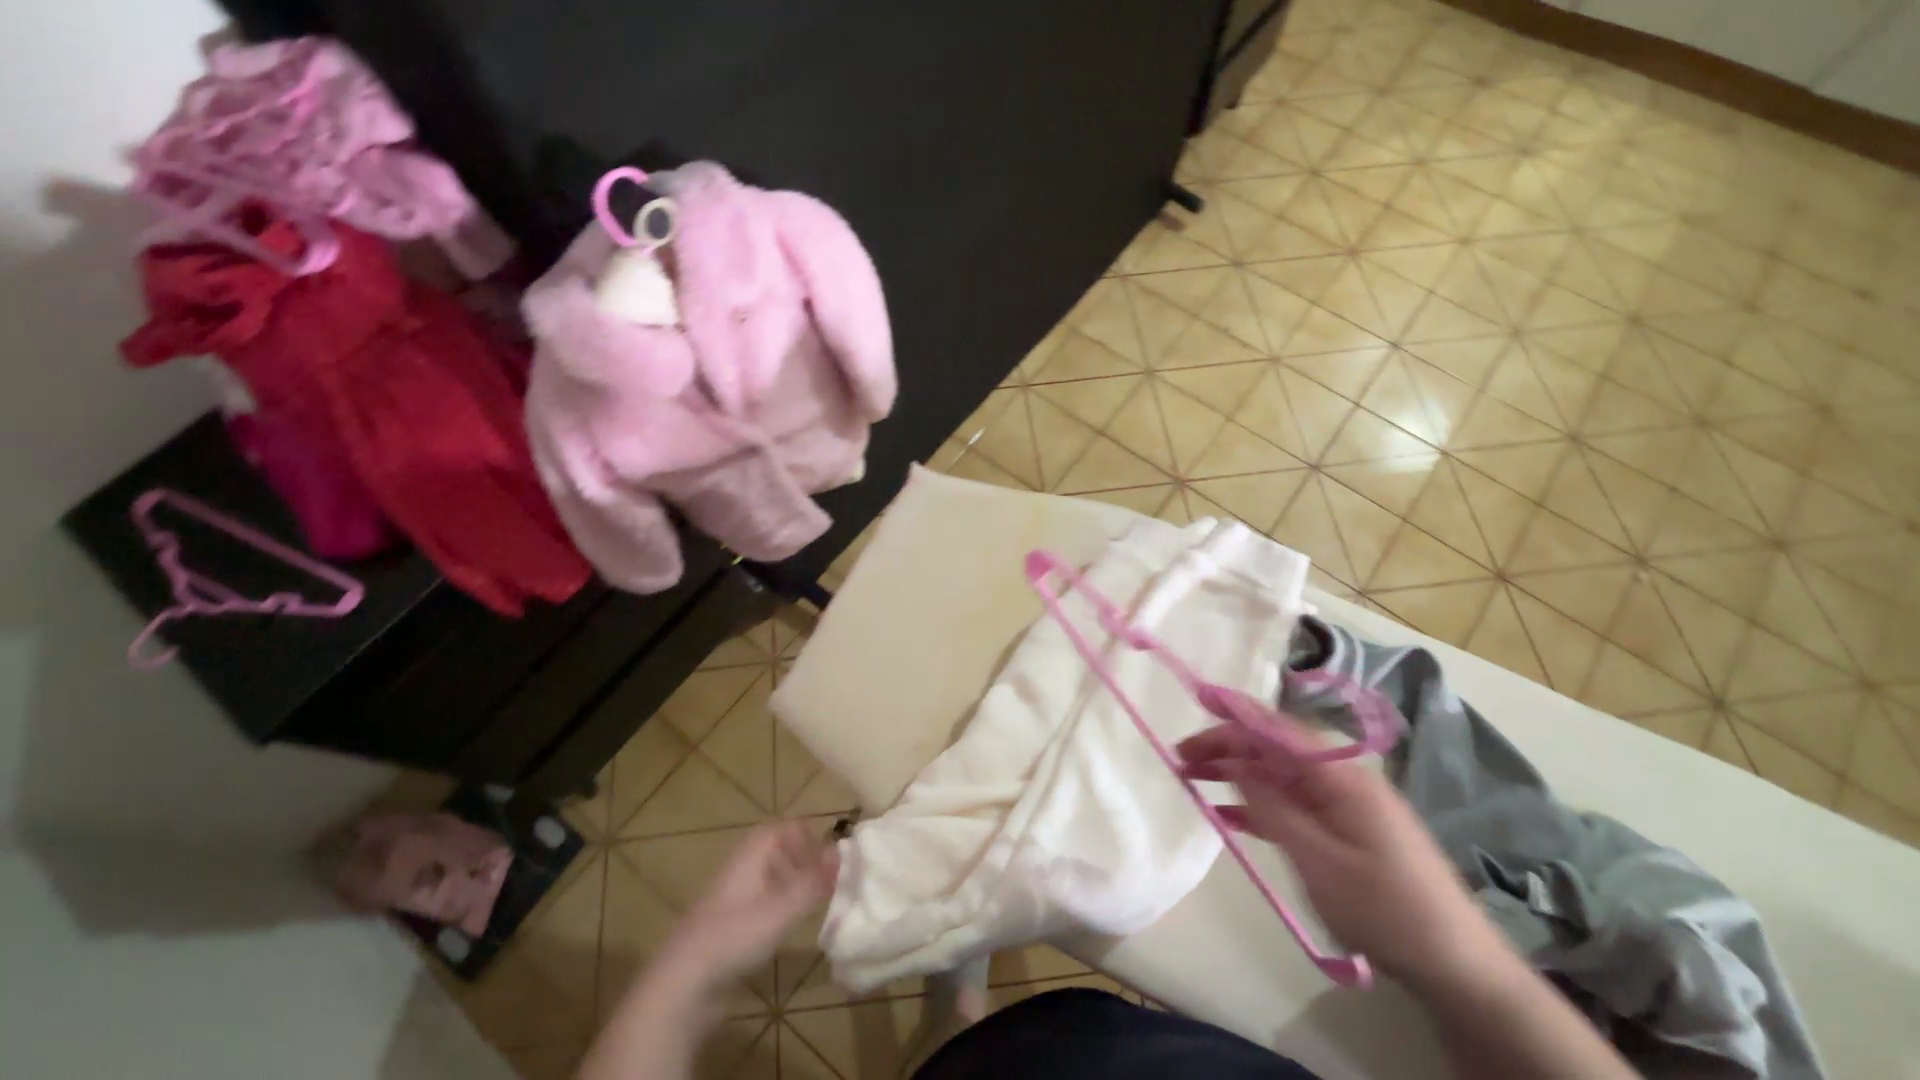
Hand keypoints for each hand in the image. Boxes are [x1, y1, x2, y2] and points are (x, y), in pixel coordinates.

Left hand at [660, 821, 839, 985]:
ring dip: (791, 881)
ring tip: (815, 900)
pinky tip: (789, 926)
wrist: (683, 984)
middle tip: (827, 876)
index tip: (830, 850)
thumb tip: (841, 854)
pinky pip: (758, 902)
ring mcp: (730, 901)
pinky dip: (779, 905)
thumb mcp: (781, 910)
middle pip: (771, 851)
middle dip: (800, 857)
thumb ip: (811, 882)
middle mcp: (738, 872)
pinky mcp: (727, 927)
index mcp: (748, 858)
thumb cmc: (734, 937)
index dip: (804, 832)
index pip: (777, 828)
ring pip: (765, 877)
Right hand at [1175, 720, 1505, 989]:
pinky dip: (1256, 805)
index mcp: (1341, 776)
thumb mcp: (1319, 860)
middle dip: (1227, 745)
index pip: (1278, 730)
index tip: (1198, 698)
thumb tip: (1234, 764)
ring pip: (1278, 776)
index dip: (1237, 712)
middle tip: (1179, 757)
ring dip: (1236, 773)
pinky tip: (1225, 814)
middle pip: (1275, 749)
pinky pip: (1291, 805)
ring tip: (1191, 777)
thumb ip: (1273, 808)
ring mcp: (1343, 806)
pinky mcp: (1343, 831)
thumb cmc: (1385, 907)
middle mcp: (1341, 780)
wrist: (1453, 961)